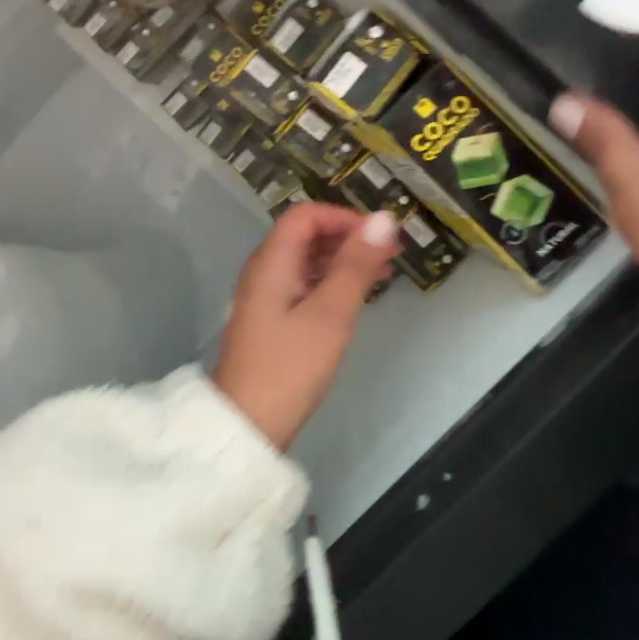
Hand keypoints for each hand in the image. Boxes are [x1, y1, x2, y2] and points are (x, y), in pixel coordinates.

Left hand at [213, 204, 400, 448]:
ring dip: (342, 261)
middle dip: (347, 238)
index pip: (305, 215)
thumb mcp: (331, 314)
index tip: (381, 236)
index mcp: (271, 262)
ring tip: (381, 276)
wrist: (247, 424)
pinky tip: (353, 300)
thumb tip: (385, 218)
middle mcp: (263, 271)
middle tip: (390, 256)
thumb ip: (356, 265)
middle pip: (304, 235)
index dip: (344, 217)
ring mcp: (264, 297)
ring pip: (305, 261)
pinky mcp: (269, 320)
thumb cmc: (291, 366)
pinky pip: (302, 285)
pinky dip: (329, 283)